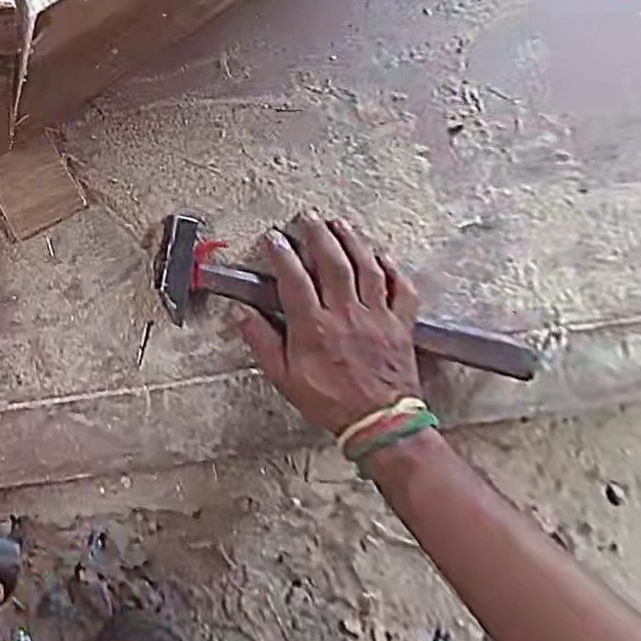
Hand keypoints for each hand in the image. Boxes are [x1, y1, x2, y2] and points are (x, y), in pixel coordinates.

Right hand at [230, 215, 421, 433]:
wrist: (382, 423)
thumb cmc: (329, 400)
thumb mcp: (282, 375)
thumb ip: (260, 340)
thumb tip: (238, 312)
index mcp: (314, 326)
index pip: (294, 279)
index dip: (282, 254)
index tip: (274, 237)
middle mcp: (345, 315)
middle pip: (333, 263)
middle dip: (318, 235)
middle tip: (308, 217)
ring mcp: (377, 317)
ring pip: (367, 269)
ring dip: (353, 241)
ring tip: (341, 223)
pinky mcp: (400, 325)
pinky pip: (402, 289)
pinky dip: (392, 268)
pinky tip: (381, 255)